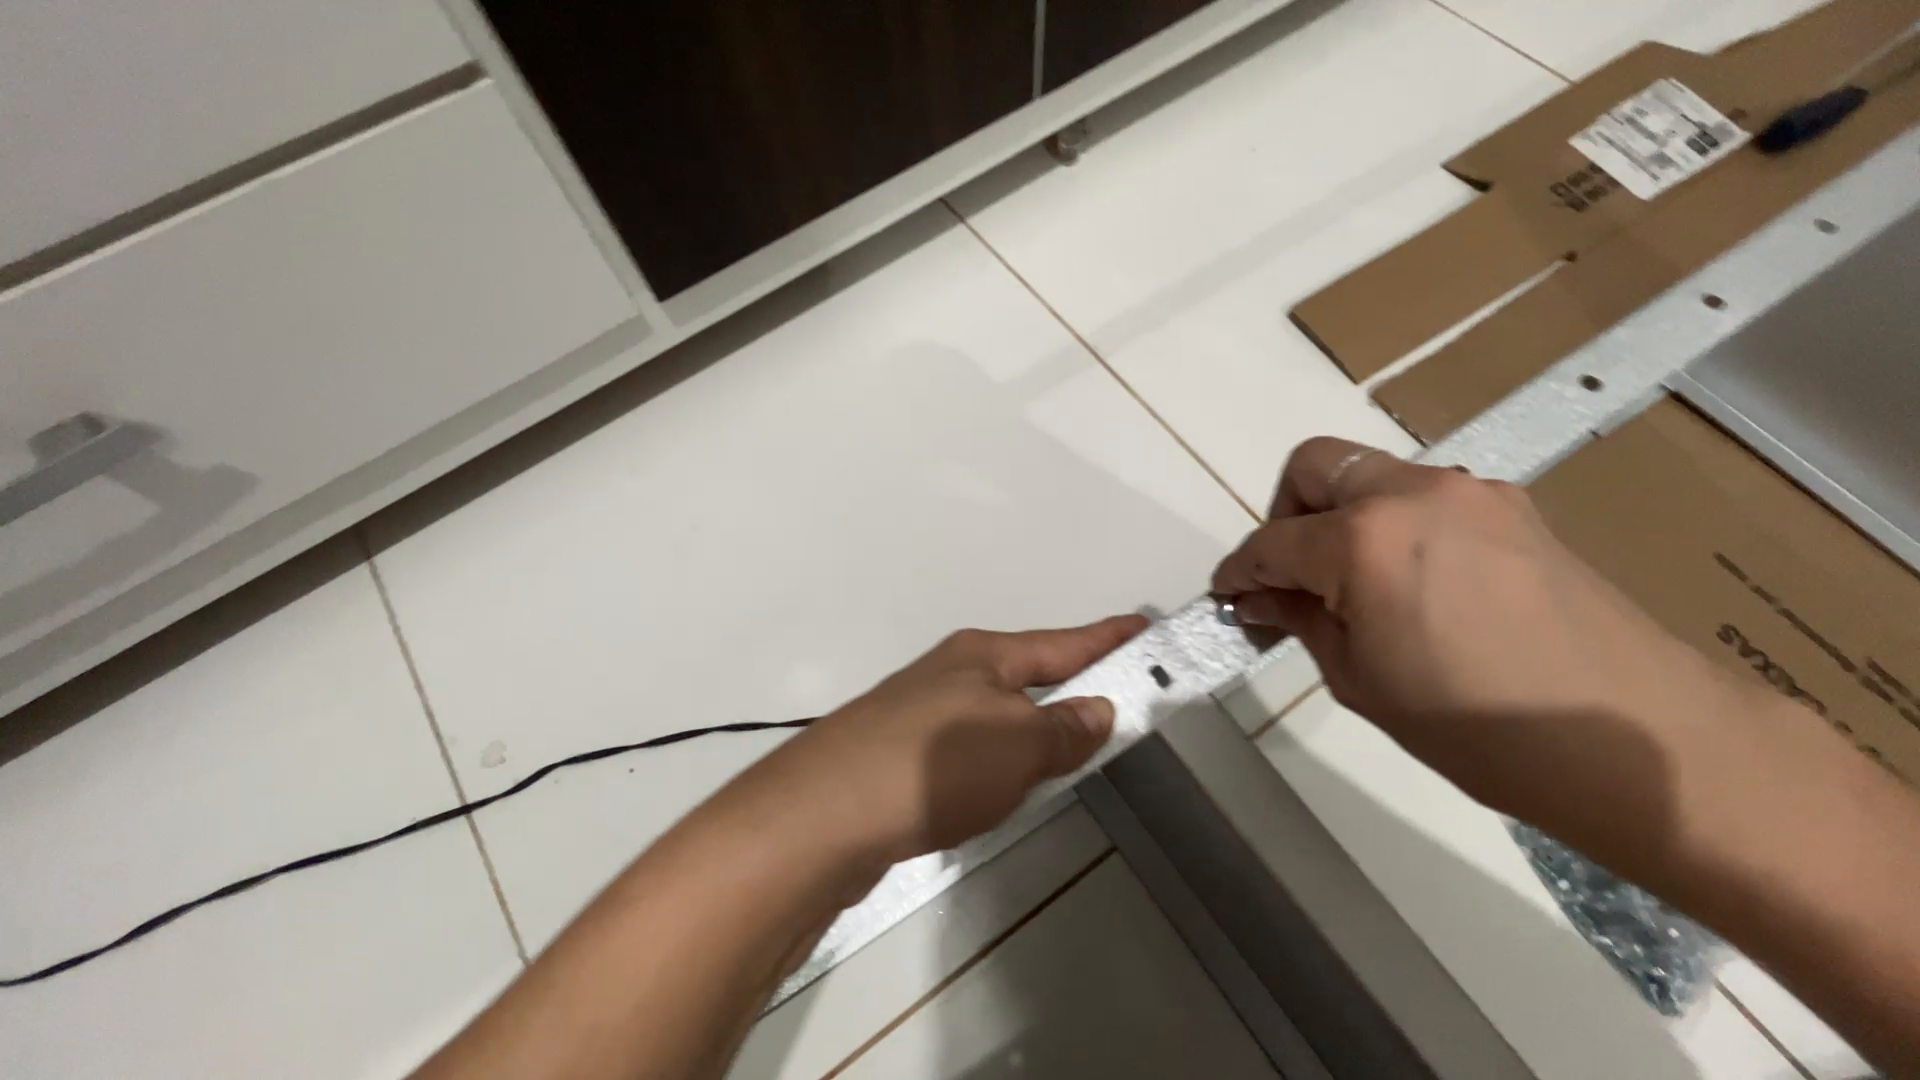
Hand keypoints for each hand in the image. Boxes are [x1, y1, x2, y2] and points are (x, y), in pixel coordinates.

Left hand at [737, 615, 1146, 866]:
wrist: (823, 816)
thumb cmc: (933, 765)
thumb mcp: (1017, 743)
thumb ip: (1064, 729)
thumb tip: (1097, 710)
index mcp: (982, 656)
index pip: (1062, 642)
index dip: (1107, 638)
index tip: (1144, 626)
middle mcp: (949, 675)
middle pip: (1026, 675)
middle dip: (1068, 684)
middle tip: (1115, 695)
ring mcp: (917, 715)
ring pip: (994, 715)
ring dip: (1029, 727)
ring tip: (1066, 748)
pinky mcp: (896, 758)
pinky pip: (967, 752)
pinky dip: (994, 763)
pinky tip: (996, 789)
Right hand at [1211, 437, 1757, 847]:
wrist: (1635, 739)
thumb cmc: (1476, 727)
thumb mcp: (1361, 681)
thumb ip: (1301, 621)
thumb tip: (1260, 597)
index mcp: (1363, 539)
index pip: (1272, 541)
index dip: (1239, 571)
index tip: (1228, 596)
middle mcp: (1412, 493)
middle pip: (1315, 467)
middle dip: (1286, 515)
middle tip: (1290, 576)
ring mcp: (1470, 494)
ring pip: (1374, 476)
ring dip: (1343, 517)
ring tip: (1353, 588)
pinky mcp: (1513, 510)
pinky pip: (1426, 500)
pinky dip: (1395, 527)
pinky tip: (1412, 587)